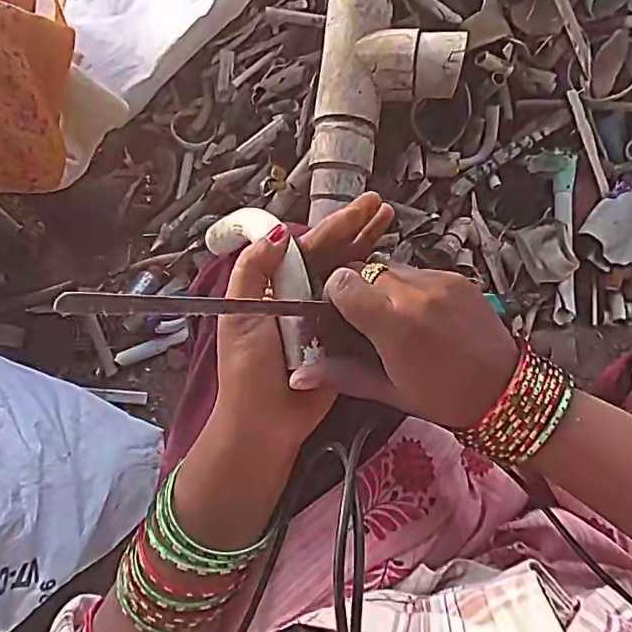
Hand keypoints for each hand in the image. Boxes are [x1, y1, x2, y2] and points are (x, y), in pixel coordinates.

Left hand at [209, 194, 392, 452]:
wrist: (265, 422)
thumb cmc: (247, 369)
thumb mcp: (239, 313)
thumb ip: (253, 270)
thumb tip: (280, 232)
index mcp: (277, 286)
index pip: (309, 247)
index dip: (335, 226)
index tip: (360, 208)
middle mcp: (302, 297)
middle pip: (334, 256)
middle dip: (357, 230)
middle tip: (381, 208)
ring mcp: (324, 319)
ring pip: (349, 278)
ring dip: (369, 252)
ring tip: (389, 227)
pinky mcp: (342, 341)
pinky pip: (360, 311)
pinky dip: (375, 290)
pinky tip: (392, 272)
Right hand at [290, 264, 518, 428]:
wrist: (508, 389)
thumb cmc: (447, 397)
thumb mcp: (390, 391)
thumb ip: (341, 375)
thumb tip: (297, 375)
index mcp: (397, 325)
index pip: (343, 281)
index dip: (334, 293)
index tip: (338, 312)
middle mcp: (417, 294)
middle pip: (364, 270)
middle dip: (358, 289)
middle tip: (366, 319)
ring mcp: (440, 282)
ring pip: (389, 267)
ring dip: (383, 287)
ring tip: (395, 317)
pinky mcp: (456, 277)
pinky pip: (416, 271)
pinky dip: (408, 287)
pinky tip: (419, 313)